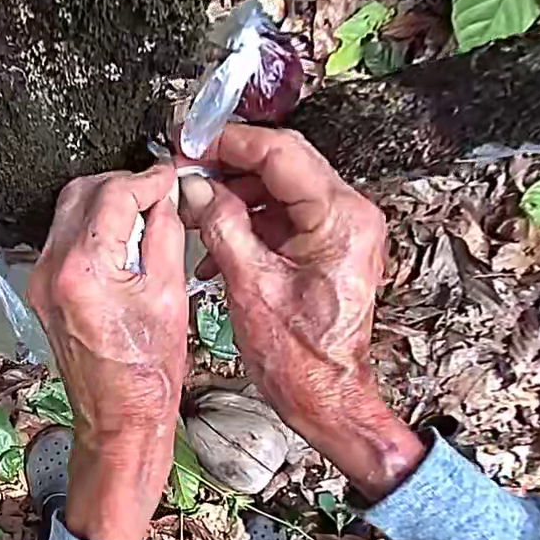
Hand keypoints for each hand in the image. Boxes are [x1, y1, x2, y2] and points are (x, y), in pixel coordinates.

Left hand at [30, 165, 188, 539]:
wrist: (119, 421)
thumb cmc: (148, 375)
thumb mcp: (169, 296)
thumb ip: (165, 235)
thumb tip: (165, 199)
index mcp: (84, 270)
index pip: (112, 194)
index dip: (146, 179)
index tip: (169, 179)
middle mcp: (51, 271)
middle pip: (81, 194)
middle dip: (121, 185)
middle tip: (157, 194)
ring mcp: (41, 284)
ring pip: (68, 215)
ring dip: (105, 205)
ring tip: (143, 217)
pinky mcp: (43, 296)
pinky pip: (64, 243)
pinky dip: (92, 231)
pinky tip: (121, 243)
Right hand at [178, 126, 424, 499]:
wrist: (324, 396)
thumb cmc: (300, 357)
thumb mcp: (251, 286)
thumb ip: (222, 226)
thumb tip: (198, 189)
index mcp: (339, 219)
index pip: (280, 153)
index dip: (231, 144)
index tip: (195, 144)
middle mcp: (349, 218)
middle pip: (282, 168)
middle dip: (230, 171)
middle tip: (190, 175)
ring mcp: (341, 234)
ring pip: (280, 194)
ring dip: (236, 202)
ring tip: (197, 217)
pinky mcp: (328, 251)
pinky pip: (284, 222)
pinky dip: (250, 228)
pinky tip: (219, 248)